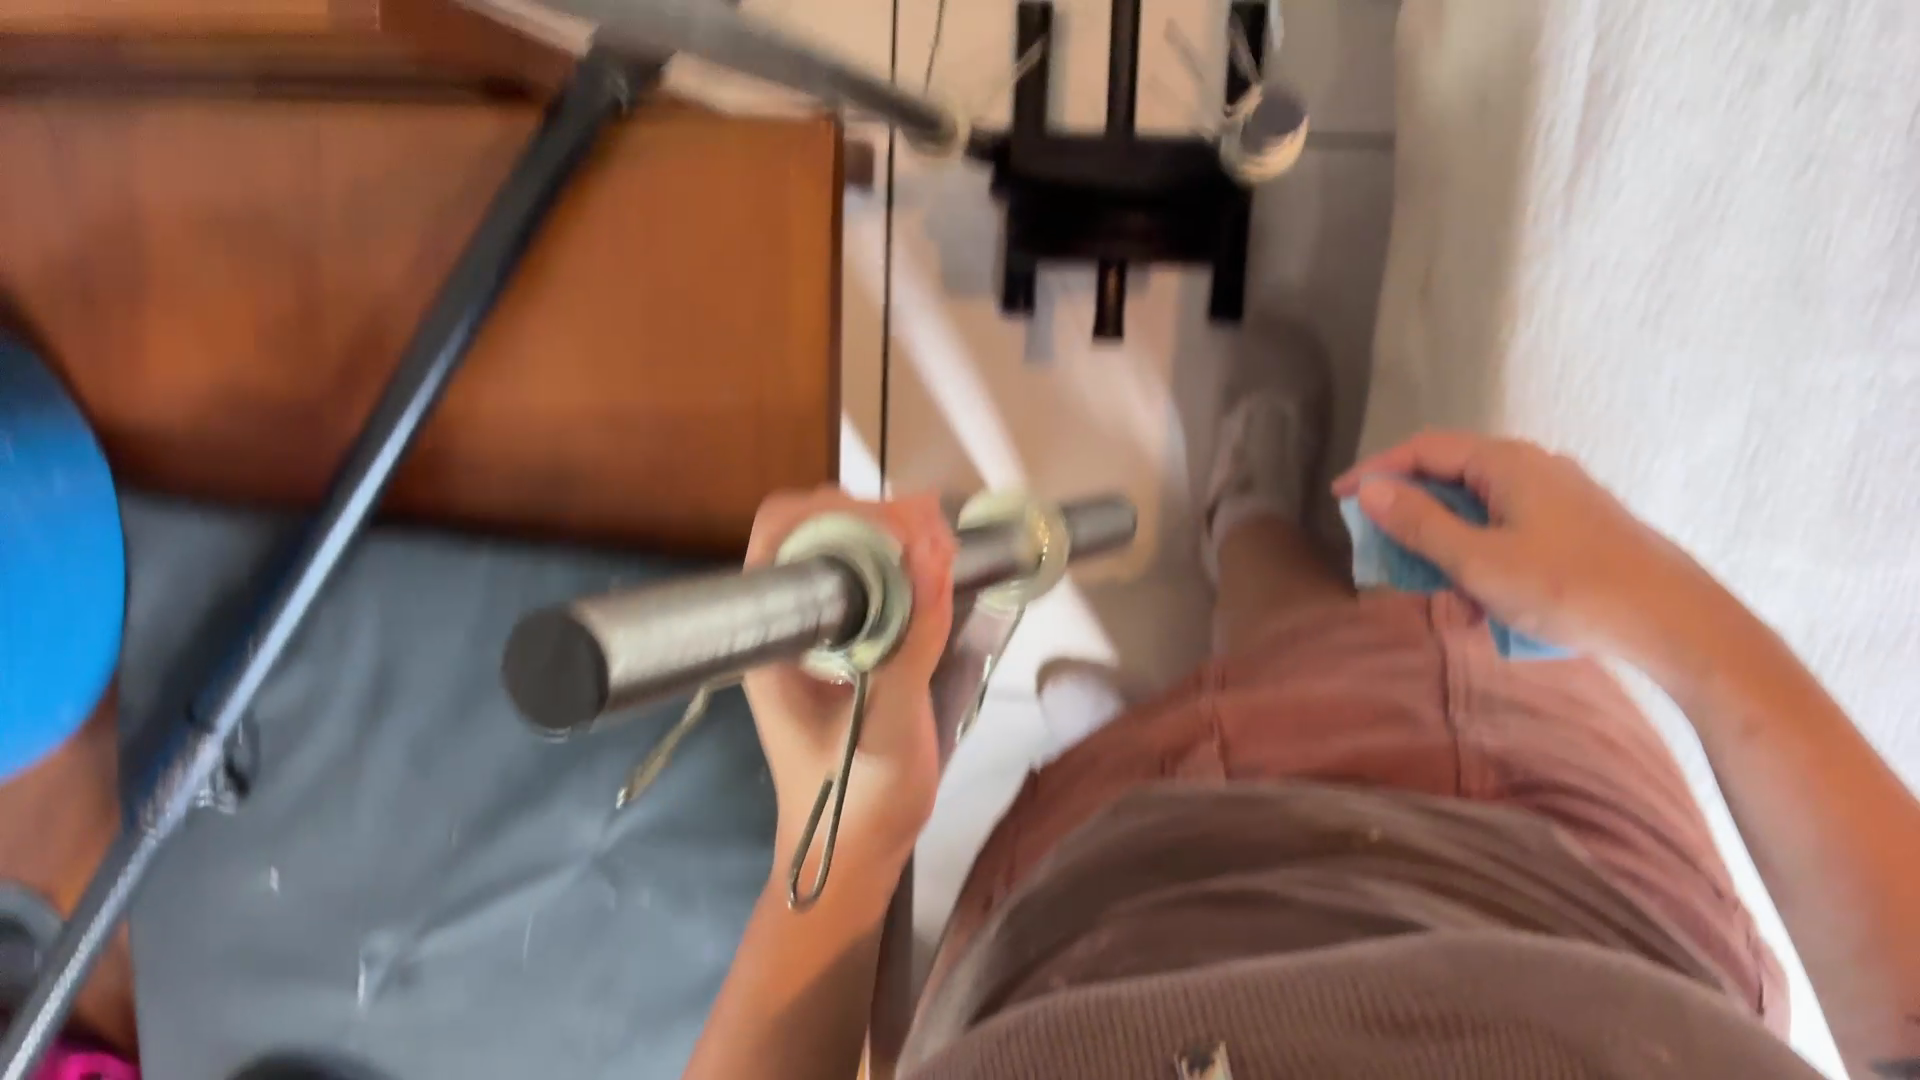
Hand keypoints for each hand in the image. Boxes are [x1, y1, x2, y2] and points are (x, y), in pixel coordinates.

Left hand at [742, 489, 955, 899]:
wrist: (858, 849)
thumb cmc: (856, 797)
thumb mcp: (887, 721)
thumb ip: (912, 640)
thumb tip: (935, 551)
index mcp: (774, 637)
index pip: (781, 534)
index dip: (835, 511)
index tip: (897, 525)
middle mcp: (792, 624)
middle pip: (816, 531)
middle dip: (873, 515)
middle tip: (931, 530)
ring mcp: (823, 633)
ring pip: (848, 553)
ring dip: (895, 535)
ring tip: (942, 542)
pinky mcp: (854, 644)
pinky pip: (875, 583)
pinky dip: (909, 566)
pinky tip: (941, 568)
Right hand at [1333, 431, 1732, 668]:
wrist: (1681, 626)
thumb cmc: (1569, 588)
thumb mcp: (1477, 560)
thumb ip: (1418, 523)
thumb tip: (1369, 490)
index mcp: (1508, 464)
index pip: (1423, 450)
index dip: (1376, 471)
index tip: (1340, 499)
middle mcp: (1533, 467)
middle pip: (1449, 475)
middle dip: (1408, 510)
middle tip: (1379, 543)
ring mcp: (1559, 496)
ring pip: (1477, 505)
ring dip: (1442, 538)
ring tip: (1429, 581)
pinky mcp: (1574, 525)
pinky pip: (1504, 526)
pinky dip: (1475, 550)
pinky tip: (1478, 594)